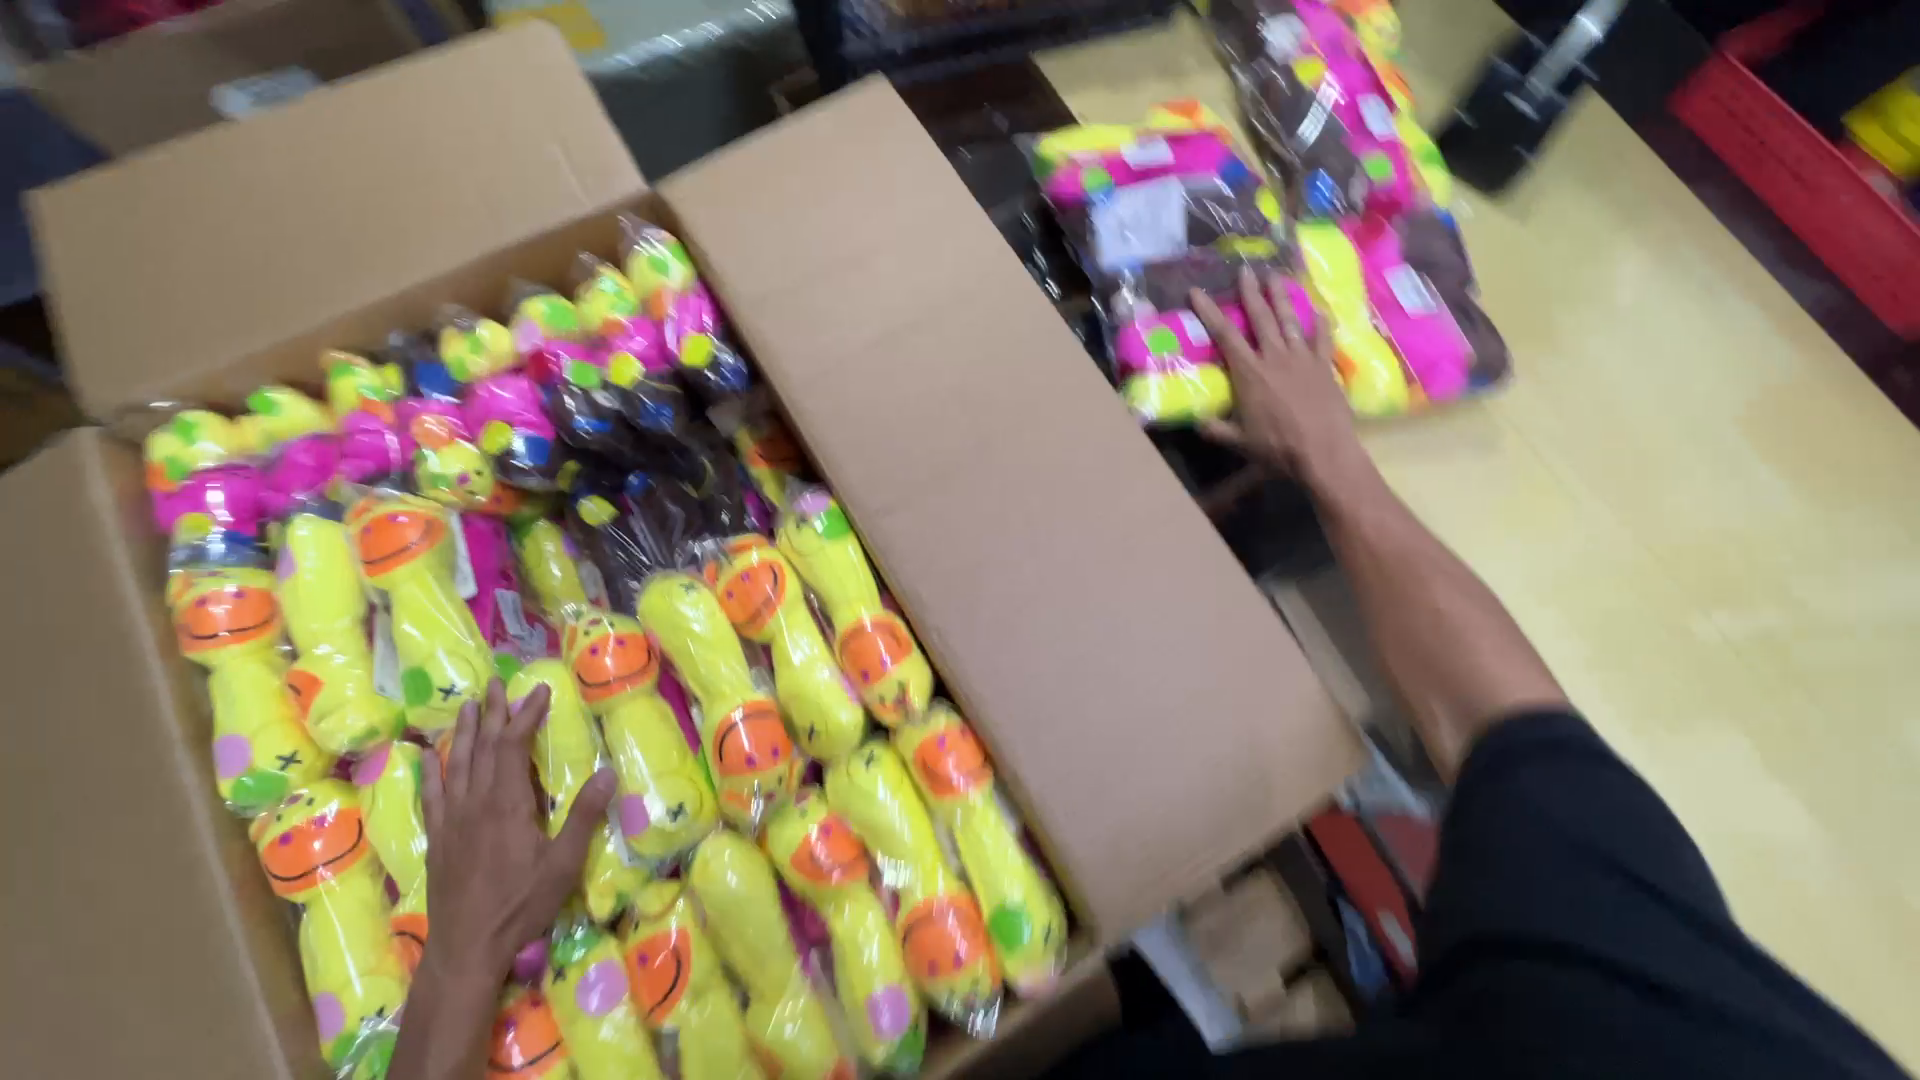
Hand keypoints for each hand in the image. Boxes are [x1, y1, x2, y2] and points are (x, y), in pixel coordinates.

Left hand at [419, 678, 615, 981]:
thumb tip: (609, 773)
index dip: (525, 716)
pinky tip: (431, 755)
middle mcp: (474, 803)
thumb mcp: (564, 863)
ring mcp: (452, 820)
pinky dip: (433, 769)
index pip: (513, 746)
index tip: (540, 692)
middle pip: (481, 747)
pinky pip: (433, 793)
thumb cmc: (520, 904)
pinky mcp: (439, 837)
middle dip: (491, 713)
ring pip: (456, 764)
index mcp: (506, 804)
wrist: (466, 948)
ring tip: (467, 706)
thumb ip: (584, 816)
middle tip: (495, 684)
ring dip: (464, 732)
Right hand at [1190, 268, 1368, 490]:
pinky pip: (1323, 339)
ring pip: (1290, 321)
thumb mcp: (1239, 442)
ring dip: (1282, 297)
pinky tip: (1320, 311)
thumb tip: (1197, 422)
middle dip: (1251, 292)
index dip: (1209, 312)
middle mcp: (1275, 357)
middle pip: (1261, 318)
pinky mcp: (1324, 366)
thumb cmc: (1276, 447)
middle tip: (1246, 270)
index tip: (1197, 292)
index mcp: (1249, 373)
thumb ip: (1216, 429)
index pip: (1224, 336)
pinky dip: (1321, 323)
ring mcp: (1303, 359)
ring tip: (1276, 277)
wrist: (1322, 450)